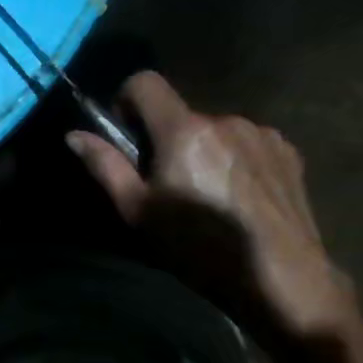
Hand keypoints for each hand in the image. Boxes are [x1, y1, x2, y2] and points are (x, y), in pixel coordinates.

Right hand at [67, 72, 356, 342]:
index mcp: (184, 130)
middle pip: (179, 113)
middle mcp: (225, 120)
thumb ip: (105, 165)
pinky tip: (238, 196)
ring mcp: (262, 135)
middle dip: (165, 136)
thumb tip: (74, 135)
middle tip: (166, 181)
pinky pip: (245, 141)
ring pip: (213, 128)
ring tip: (207, 193)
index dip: (126, 100)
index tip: (128, 136)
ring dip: (201, 147)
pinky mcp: (289, 153)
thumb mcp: (138, 210)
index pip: (145, 82)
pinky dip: (232, 157)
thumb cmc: (199, 247)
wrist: (284, 281)